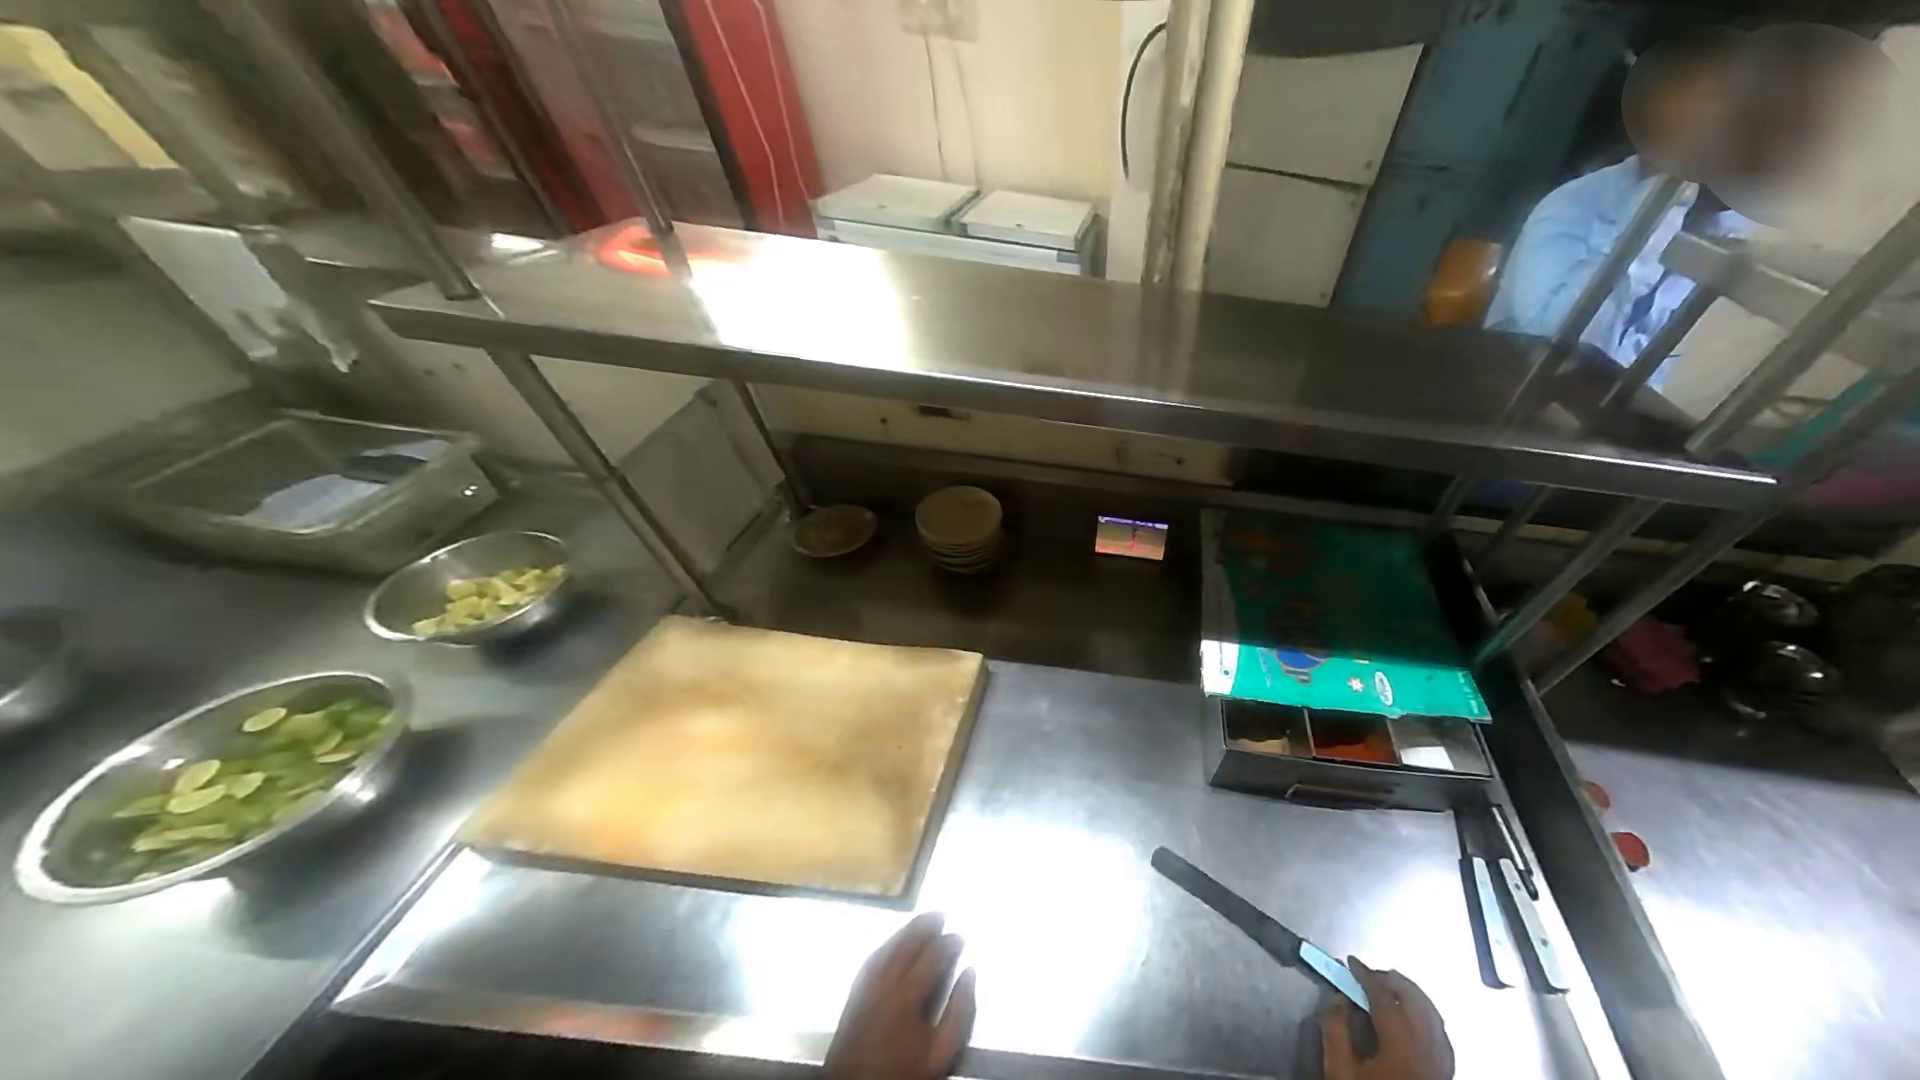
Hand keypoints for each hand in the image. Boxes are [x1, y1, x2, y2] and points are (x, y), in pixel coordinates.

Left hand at [824, 912, 976, 1079]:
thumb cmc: (904, 1071)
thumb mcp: (942, 1051)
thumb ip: (961, 1011)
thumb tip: (970, 973)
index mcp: (909, 992)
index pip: (933, 955)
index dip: (949, 943)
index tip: (961, 937)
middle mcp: (886, 979)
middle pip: (908, 942)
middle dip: (926, 925)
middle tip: (940, 914)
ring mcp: (868, 982)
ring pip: (889, 945)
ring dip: (907, 930)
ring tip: (922, 920)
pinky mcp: (856, 990)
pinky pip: (874, 956)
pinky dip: (888, 943)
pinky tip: (894, 942)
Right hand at [1321, 959, 1453, 1079]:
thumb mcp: (1340, 1072)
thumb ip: (1336, 1030)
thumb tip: (1339, 999)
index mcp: (1402, 1049)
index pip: (1385, 999)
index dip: (1366, 976)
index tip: (1351, 963)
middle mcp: (1429, 1052)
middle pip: (1416, 1002)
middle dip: (1392, 980)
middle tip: (1368, 972)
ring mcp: (1443, 1064)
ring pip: (1433, 1015)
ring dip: (1410, 994)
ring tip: (1388, 986)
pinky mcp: (1447, 1073)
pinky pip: (1440, 1032)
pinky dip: (1424, 1013)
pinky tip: (1410, 1014)